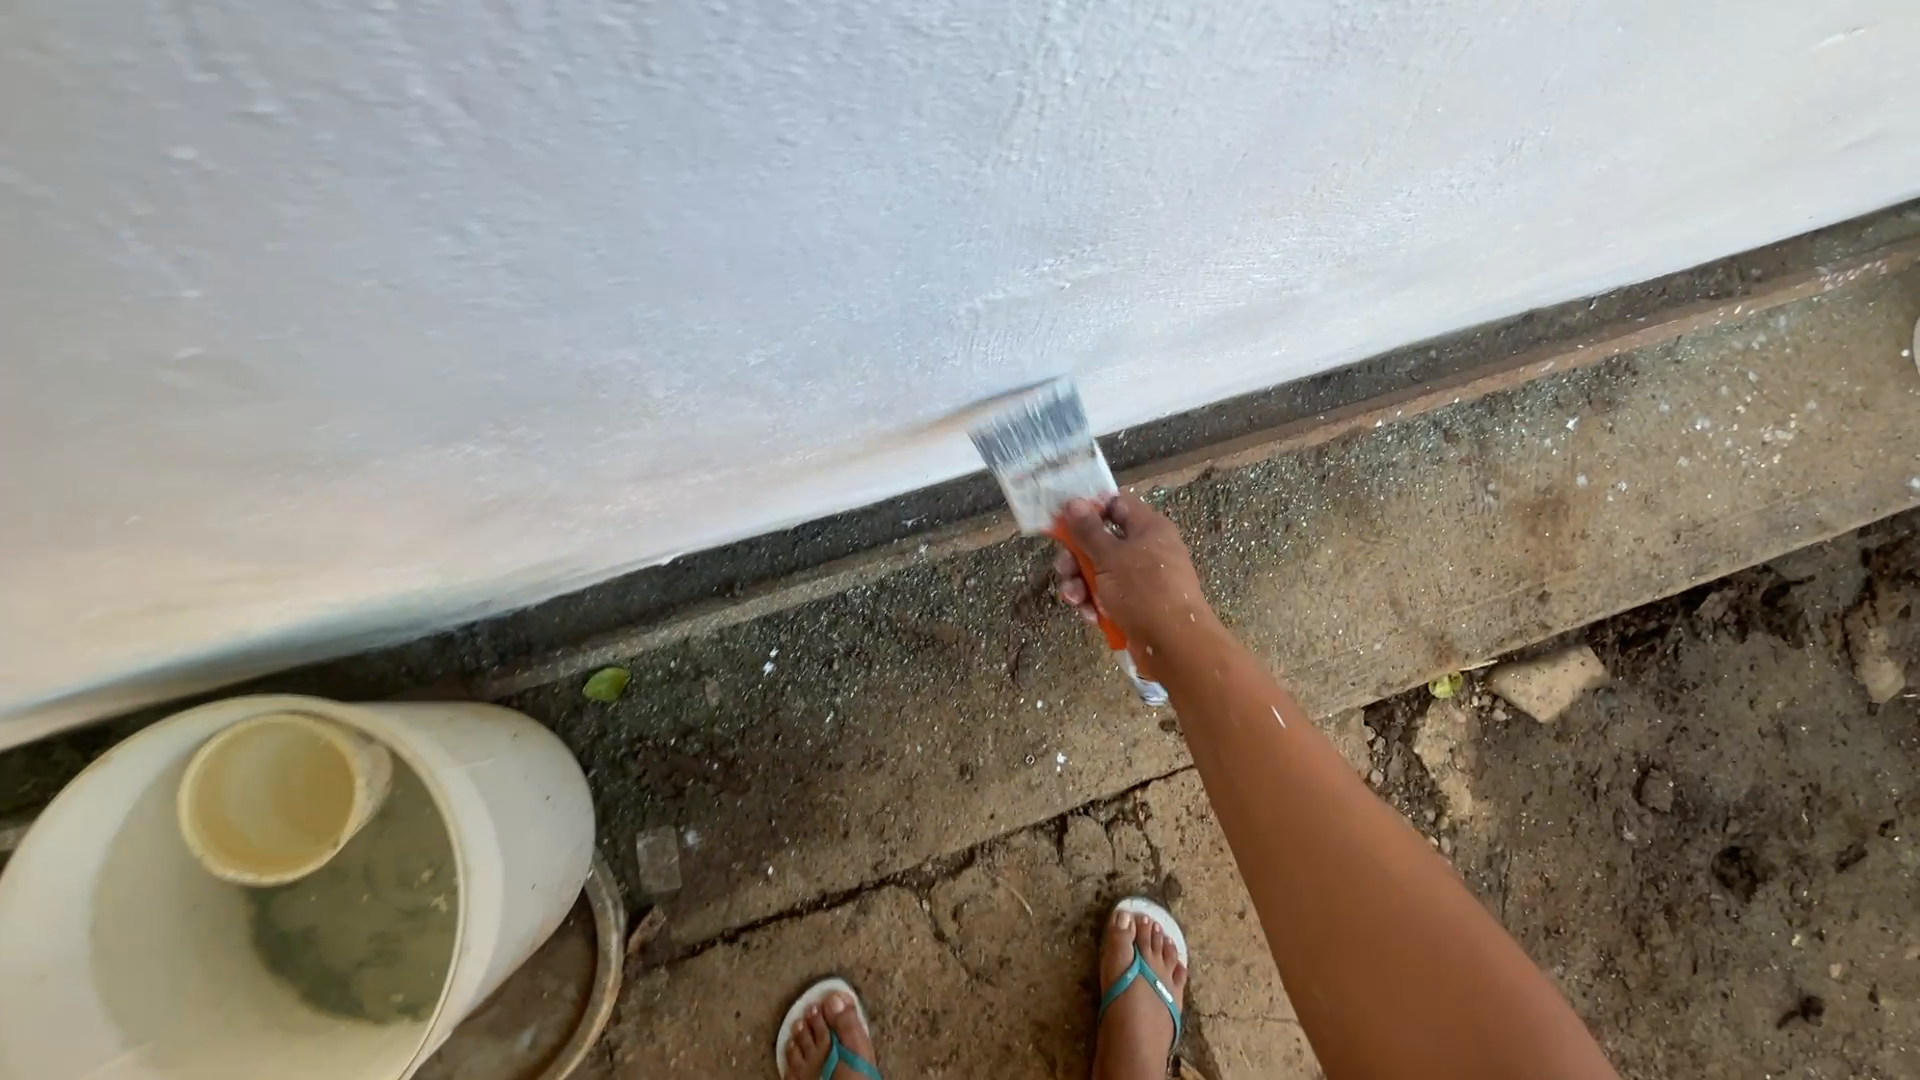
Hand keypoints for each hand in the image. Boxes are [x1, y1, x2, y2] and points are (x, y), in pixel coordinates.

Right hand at [1052, 493, 1214, 653]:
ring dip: (1081, 584)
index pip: (1116, 504)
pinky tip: (1091, 615)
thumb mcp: (1111, 557)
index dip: (1090, 509)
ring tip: (1074, 599)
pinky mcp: (1135, 603)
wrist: (1174, 644)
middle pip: (1101, 541)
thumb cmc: (1144, 591)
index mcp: (1148, 527)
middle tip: (1064, 569)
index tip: (1065, 520)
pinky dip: (1095, 603)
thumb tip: (1073, 502)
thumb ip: (1088, 531)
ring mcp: (1141, 578)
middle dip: (1077, 557)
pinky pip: (1107, 595)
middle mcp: (1146, 548)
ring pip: (1100, 571)